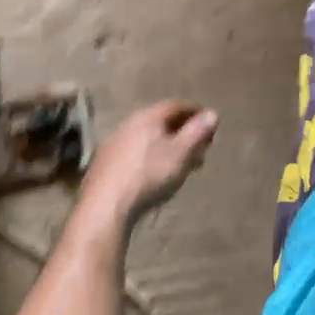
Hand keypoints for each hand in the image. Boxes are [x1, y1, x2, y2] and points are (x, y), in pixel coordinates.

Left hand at [79, 100, 219, 228]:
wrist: (104, 209)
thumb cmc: (150, 175)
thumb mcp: (183, 152)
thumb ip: (199, 131)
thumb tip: (212, 113)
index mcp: (147, 117)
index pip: (177, 105)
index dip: (196, 112)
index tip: (211, 125)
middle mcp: (127, 125)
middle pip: (161, 122)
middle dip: (182, 132)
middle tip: (199, 148)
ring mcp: (111, 146)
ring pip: (147, 139)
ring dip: (166, 147)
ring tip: (179, 165)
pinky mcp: (102, 167)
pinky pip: (133, 154)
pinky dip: (149, 159)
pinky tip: (154, 176)